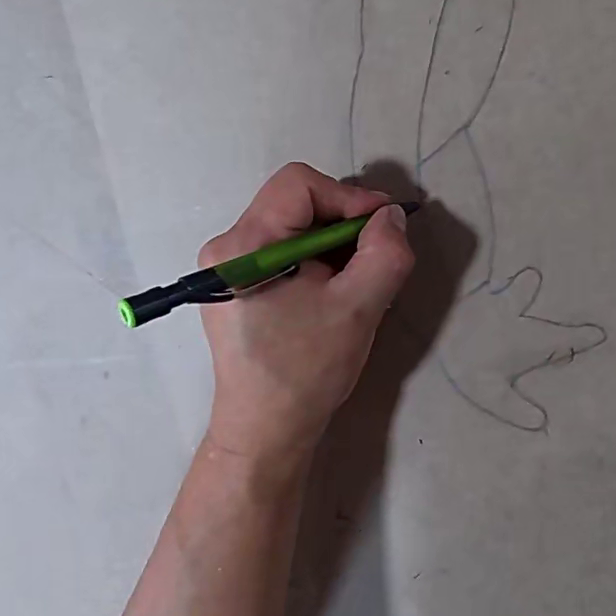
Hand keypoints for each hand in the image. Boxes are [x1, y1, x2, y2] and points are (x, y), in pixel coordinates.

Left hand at [198, 163, 414, 466]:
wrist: (265, 431)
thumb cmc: (305, 371)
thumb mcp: (359, 309)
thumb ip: (385, 252)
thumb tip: (390, 216)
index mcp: (244, 245)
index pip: (299, 184)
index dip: (347, 197)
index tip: (381, 227)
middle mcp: (225, 247)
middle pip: (294, 203)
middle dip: (341, 223)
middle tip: (372, 258)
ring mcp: (225, 267)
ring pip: (291, 227)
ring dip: (331, 245)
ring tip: (354, 283)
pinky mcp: (234, 285)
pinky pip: (282, 251)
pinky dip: (315, 261)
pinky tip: (331, 294)